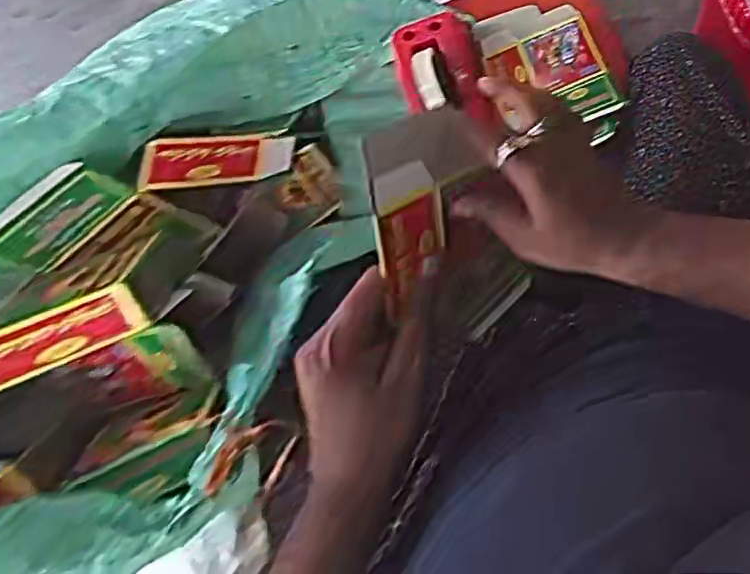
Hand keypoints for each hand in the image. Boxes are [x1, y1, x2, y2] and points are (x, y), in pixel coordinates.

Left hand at [292, 263, 431, 493]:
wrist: (350, 487)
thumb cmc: (383, 429)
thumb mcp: (409, 368)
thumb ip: (419, 313)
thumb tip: (433, 263)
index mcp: (334, 338)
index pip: (373, 279)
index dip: (406, 266)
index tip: (437, 262)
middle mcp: (315, 338)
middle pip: (365, 294)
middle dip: (401, 292)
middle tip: (436, 297)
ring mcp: (312, 352)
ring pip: (361, 311)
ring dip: (391, 312)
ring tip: (421, 323)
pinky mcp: (317, 365)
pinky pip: (352, 330)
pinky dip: (378, 329)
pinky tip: (398, 345)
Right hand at [454, 76, 660, 279]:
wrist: (624, 236)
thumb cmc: (573, 243)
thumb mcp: (526, 238)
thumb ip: (493, 214)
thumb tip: (458, 202)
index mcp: (532, 169)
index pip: (494, 141)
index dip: (472, 126)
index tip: (452, 115)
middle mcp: (552, 146)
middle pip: (528, 105)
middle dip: (505, 89)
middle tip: (483, 81)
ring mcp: (573, 141)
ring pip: (549, 103)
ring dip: (527, 89)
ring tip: (508, 85)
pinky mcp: (587, 143)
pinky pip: (565, 112)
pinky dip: (549, 101)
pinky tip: (542, 104)